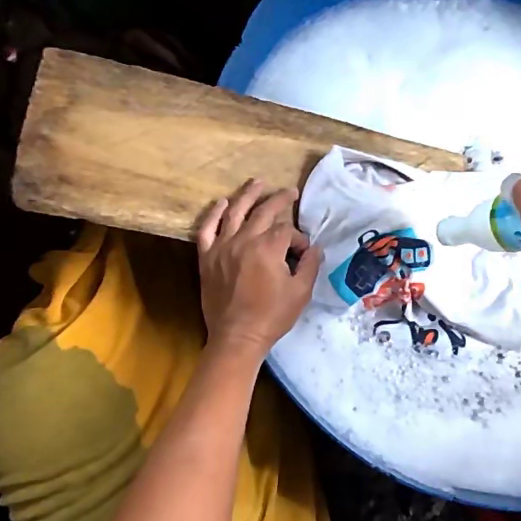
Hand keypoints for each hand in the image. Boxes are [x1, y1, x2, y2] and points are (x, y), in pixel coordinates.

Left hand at [194, 180, 323, 359]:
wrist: (237, 338)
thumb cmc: (271, 317)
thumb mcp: (301, 293)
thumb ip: (310, 266)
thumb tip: (314, 248)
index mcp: (268, 248)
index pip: (287, 230)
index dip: (299, 238)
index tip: (303, 253)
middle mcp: (244, 240)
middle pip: (263, 212)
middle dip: (279, 200)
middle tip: (289, 192)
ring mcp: (222, 247)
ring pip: (235, 212)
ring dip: (247, 195)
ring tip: (257, 182)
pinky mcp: (207, 257)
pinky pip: (207, 229)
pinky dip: (214, 214)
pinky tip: (222, 203)